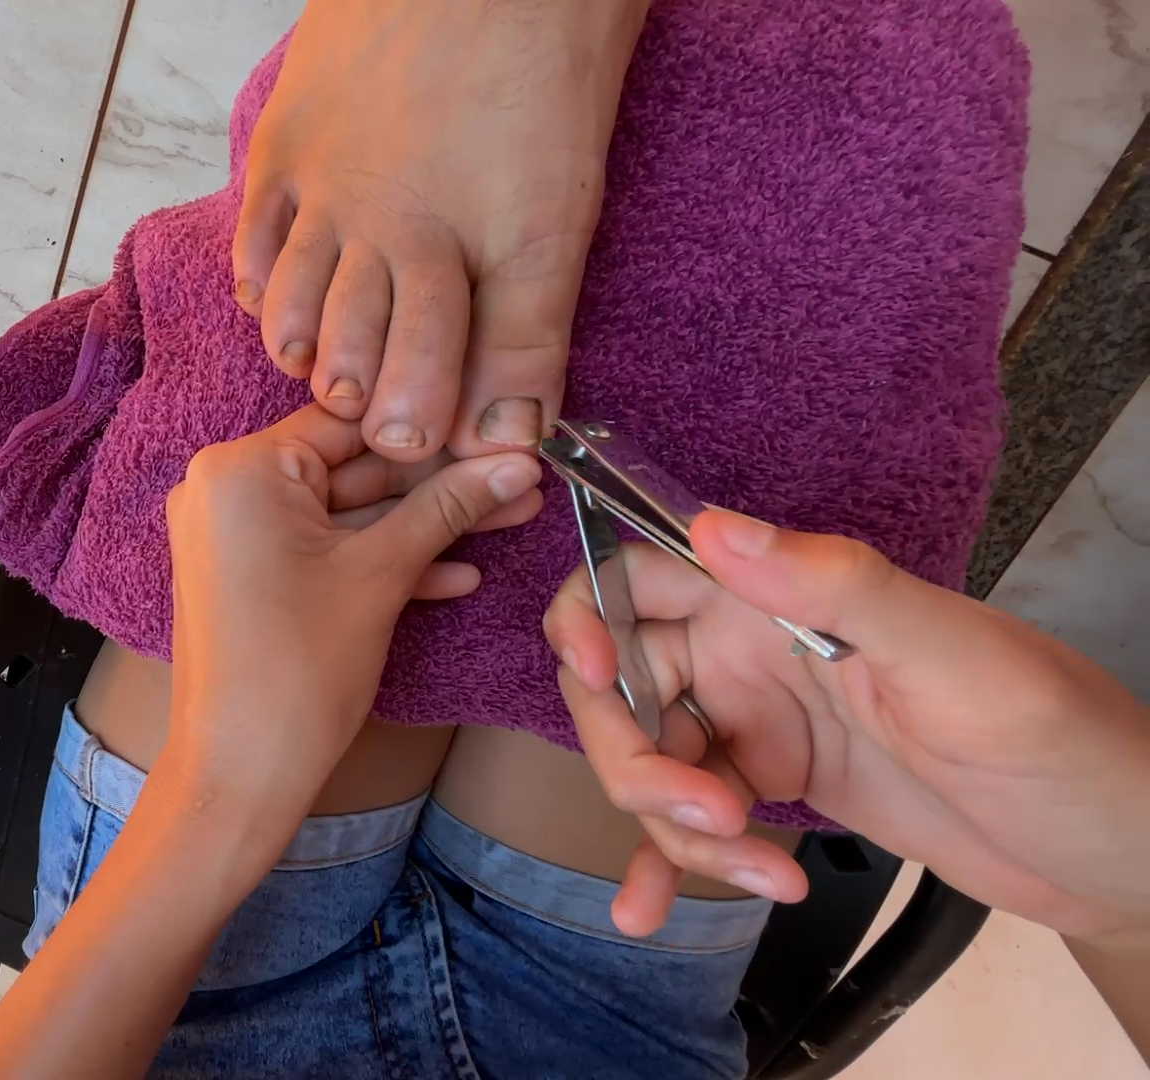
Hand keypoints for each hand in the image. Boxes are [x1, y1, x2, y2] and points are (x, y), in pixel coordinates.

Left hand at [162, 404, 542, 835]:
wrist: (240, 770)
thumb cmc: (298, 668)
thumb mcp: (380, 575)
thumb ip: (446, 509)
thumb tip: (516, 463)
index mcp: (239, 469)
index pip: (348, 424)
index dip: (431, 433)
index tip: (497, 436)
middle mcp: (222, 488)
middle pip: (348, 471)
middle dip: (434, 487)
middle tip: (514, 482)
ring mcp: (230, 532)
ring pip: (340, 516)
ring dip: (416, 527)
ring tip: (504, 518)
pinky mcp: (246, 572)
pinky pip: (317, 551)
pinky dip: (373, 561)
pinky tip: (454, 573)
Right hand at [233, 0, 648, 460]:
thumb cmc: (543, 66)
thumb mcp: (561, 210)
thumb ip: (529, 332)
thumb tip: (510, 434)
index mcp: (454, 250)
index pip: (429, 371)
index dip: (429, 425)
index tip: (427, 455)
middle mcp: (376, 230)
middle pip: (352, 347)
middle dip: (362, 402)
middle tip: (366, 428)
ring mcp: (321, 187)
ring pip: (292, 303)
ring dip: (303, 351)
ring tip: (318, 376)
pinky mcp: (284, 146)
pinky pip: (252, 238)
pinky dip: (258, 284)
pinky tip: (271, 304)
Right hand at [544, 510, 1149, 954]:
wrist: (1133, 863)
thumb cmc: (1067, 746)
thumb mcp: (957, 662)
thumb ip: (835, 585)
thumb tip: (710, 527)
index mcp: (765, 601)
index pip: (631, 581)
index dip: (585, 616)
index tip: (594, 672)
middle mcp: (733, 652)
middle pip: (618, 689)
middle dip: (634, 756)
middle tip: (710, 813)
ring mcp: (739, 722)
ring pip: (643, 760)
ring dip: (671, 826)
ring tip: (763, 871)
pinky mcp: (754, 785)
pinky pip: (677, 819)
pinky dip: (656, 862)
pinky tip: (642, 909)